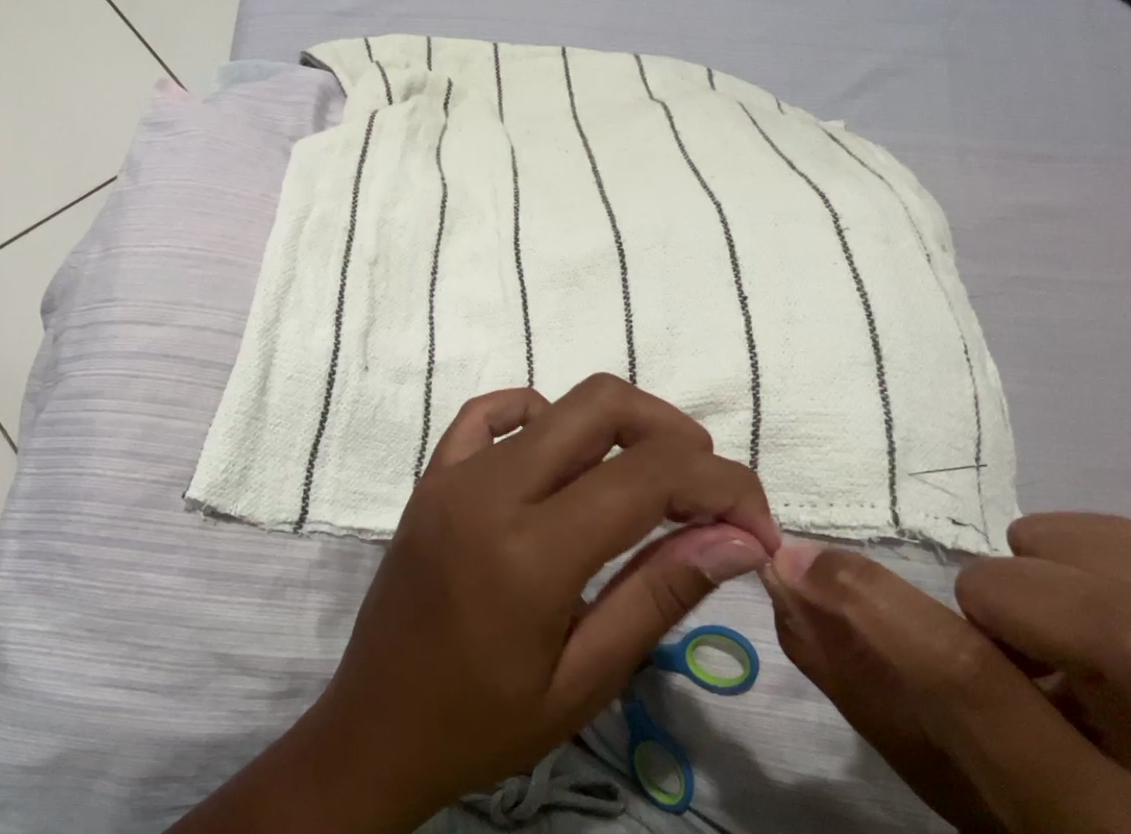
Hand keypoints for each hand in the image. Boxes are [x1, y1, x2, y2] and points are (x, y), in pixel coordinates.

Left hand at [170, 374, 778, 832]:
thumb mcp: (585, 679)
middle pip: (605, 405)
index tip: (754, 527)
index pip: (652, 473)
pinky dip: (538, 416)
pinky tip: (561, 456)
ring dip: (617, 425)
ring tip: (647, 482)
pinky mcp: (430, 479)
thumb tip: (737, 537)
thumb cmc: (484, 723)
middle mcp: (489, 490)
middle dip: (676, 436)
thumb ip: (659, 594)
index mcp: (532, 550)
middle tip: (706, 496)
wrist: (376, 728)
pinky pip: (486, 414)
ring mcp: (452, 476)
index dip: (723, 485)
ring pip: (553, 402)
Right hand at [764, 512, 1130, 832]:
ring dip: (1083, 563)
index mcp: (1065, 810)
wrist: (1082, 787)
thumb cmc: (969, 760)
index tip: (810, 562)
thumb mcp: (893, 728)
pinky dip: (1118, 546)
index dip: (878, 605)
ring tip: (1021, 573)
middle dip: (1014, 591)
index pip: (973, 686)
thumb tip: (784, 565)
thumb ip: (834, 651)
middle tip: (967, 598)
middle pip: (1128, 641)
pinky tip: (1059, 566)